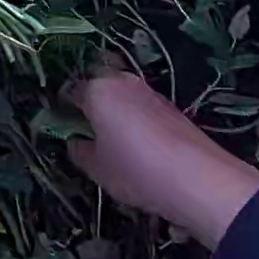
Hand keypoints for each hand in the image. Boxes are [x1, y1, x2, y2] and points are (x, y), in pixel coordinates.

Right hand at [68, 67, 258, 249]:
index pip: (70, 90)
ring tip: (111, 135)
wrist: (198, 178)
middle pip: (98, 80)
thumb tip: (75, 142)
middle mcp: (122, 82)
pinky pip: (141, 103)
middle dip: (90, 96)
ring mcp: (148, 91)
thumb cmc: (136, 170)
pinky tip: (137, 141)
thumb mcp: (97, 169)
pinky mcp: (169, 105)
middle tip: (85, 124)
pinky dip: (133, 115)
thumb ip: (79, 151)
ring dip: (114, 105)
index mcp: (97, 91)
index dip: (62, 107)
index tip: (60, 123)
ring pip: (122, 90)